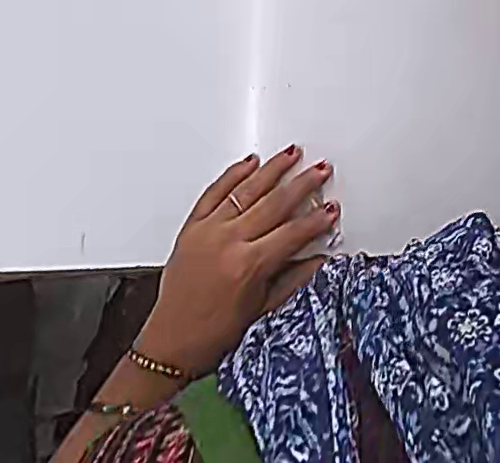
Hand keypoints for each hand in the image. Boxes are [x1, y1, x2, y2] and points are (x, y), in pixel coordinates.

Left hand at [134, 148, 337, 374]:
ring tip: (292, 154)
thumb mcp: (262, 310)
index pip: (293, 233)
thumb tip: (322, 258)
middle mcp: (228, 242)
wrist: (169, 345)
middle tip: (321, 169)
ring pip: (247, 189)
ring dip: (274, 168)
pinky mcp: (192, 227)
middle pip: (275, 202)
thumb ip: (294, 278)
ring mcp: (208, 231)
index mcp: (248, 266)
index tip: (331, 209)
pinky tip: (250, 162)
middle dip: (303, 183)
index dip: (316, 219)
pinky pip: (214, 192)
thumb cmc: (213, 334)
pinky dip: (233, 173)